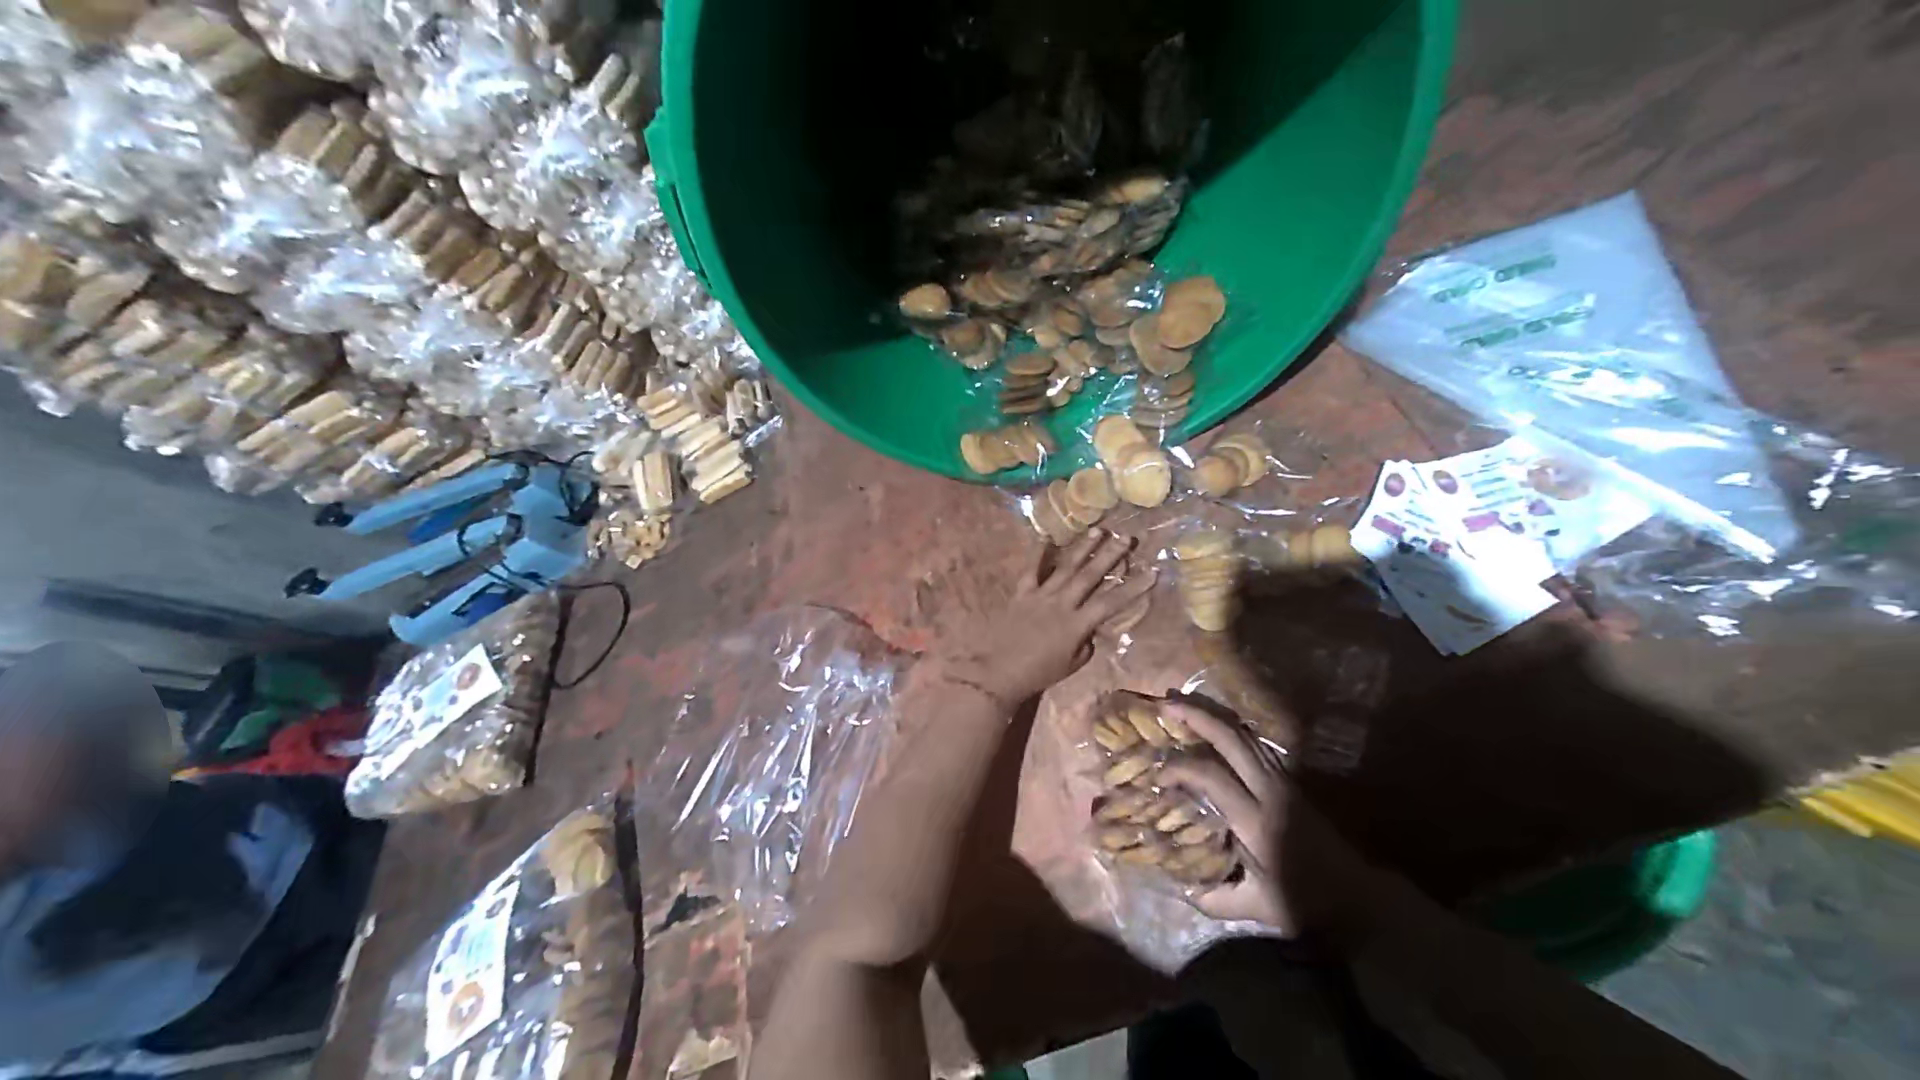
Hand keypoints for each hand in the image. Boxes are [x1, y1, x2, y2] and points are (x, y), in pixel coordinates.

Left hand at [933, 530, 1157, 706]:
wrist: (1000, 672)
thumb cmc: (1040, 673)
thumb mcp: (1072, 664)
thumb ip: (1085, 641)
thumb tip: (1090, 626)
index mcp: (1077, 625)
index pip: (1112, 602)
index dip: (1133, 587)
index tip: (1152, 571)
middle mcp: (1062, 604)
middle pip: (1090, 576)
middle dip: (1110, 555)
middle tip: (1126, 538)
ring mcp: (1040, 595)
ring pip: (1065, 567)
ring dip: (1082, 548)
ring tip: (1098, 530)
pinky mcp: (1021, 593)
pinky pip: (1031, 569)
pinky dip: (1038, 553)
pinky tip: (1047, 536)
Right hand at [1157, 702, 1382, 936]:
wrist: (1357, 896)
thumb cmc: (1304, 902)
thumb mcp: (1256, 909)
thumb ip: (1214, 898)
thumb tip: (1179, 887)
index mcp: (1256, 821)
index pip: (1211, 776)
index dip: (1179, 768)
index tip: (1157, 777)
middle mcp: (1270, 792)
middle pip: (1232, 740)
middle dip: (1197, 717)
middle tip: (1165, 704)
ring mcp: (1284, 782)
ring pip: (1246, 735)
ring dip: (1213, 716)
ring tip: (1183, 704)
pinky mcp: (1291, 781)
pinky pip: (1256, 744)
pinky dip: (1230, 728)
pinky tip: (1213, 723)